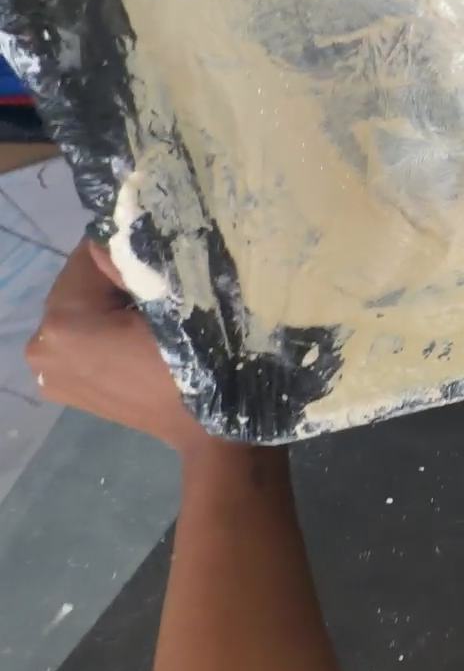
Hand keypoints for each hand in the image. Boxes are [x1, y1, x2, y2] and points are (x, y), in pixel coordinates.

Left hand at [29, 240, 209, 452]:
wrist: (215, 431)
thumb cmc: (208, 366)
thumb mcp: (187, 310)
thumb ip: (145, 273)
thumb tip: (124, 239)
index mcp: (65, 324)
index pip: (86, 261)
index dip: (127, 248)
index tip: (165, 248)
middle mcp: (41, 348)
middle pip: (81, 293)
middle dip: (121, 284)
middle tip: (173, 284)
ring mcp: (49, 374)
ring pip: (84, 320)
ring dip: (117, 311)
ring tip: (164, 317)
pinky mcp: (66, 390)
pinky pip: (86, 346)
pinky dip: (112, 336)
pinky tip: (148, 345)